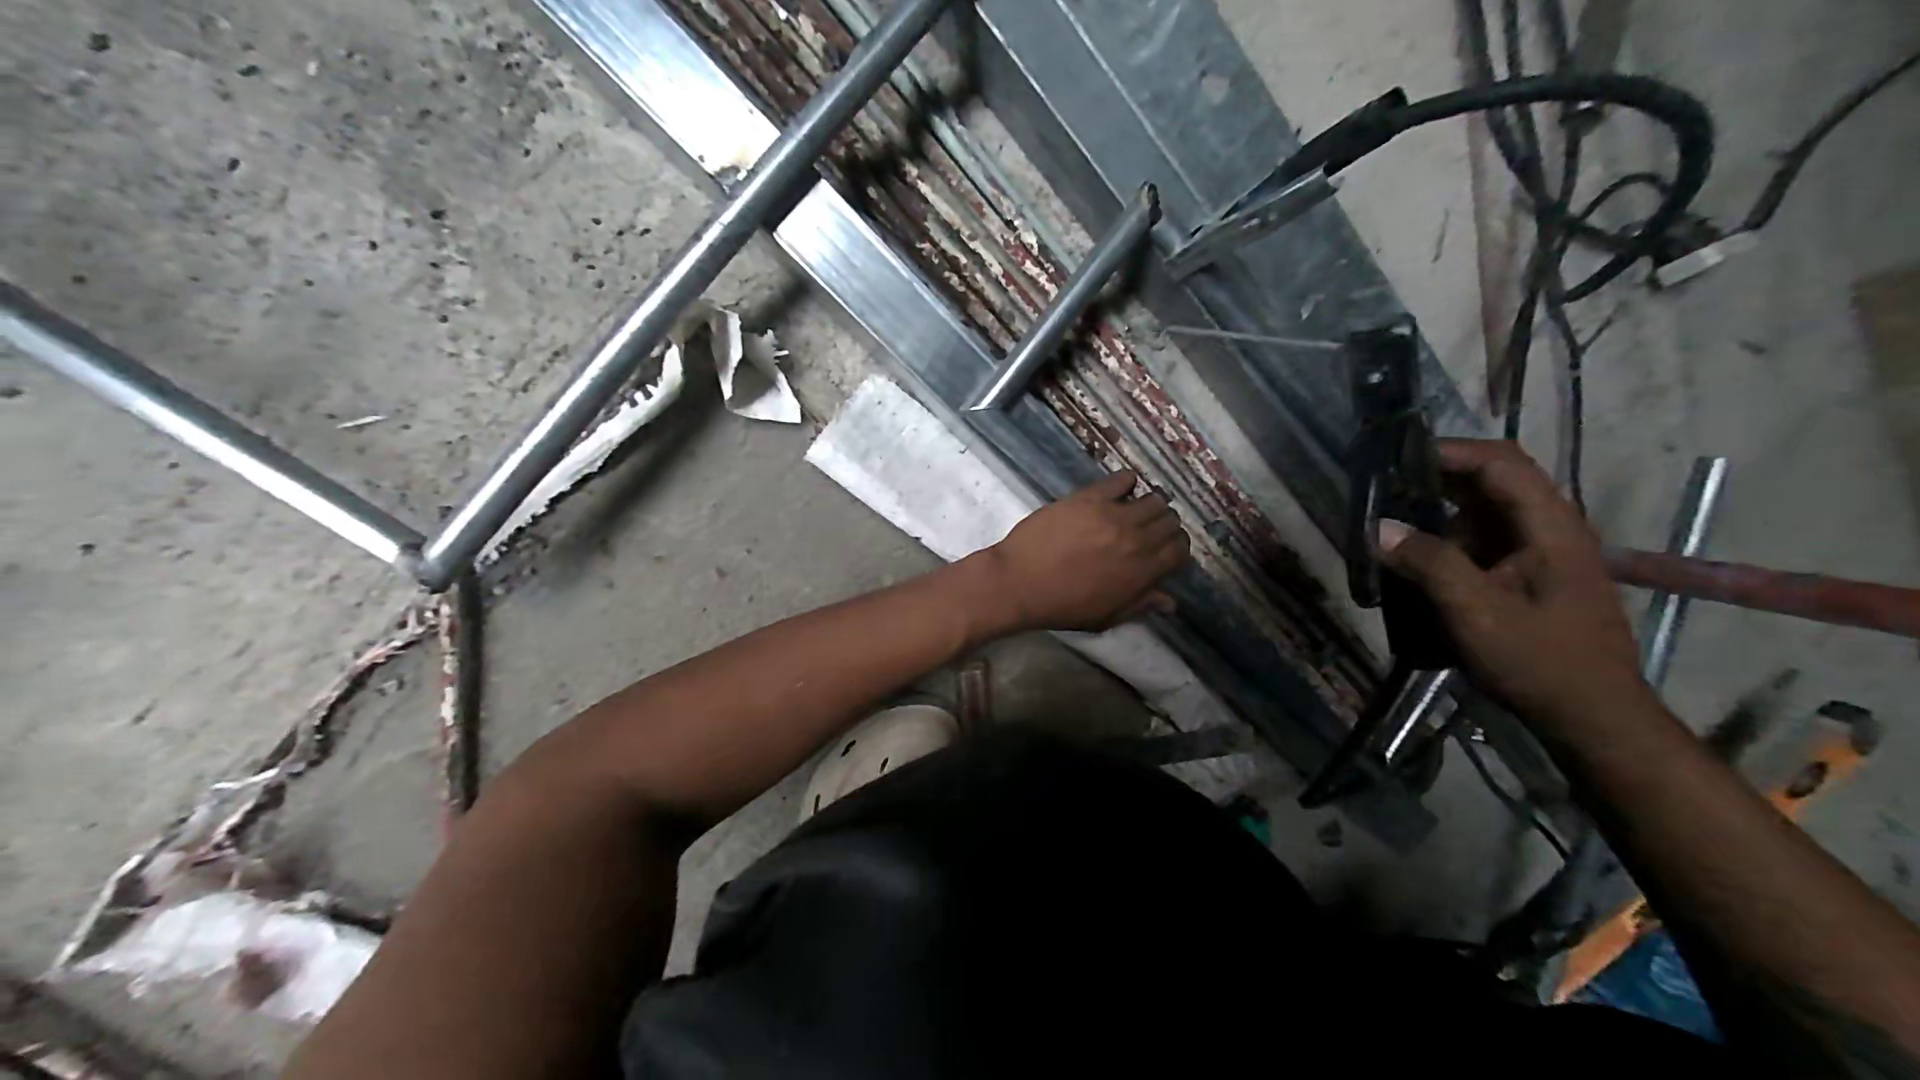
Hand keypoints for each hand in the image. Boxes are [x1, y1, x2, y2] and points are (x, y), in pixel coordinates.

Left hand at [976, 470, 1190, 632]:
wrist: (1019, 582)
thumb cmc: (1062, 606)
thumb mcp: (1106, 617)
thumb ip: (1141, 606)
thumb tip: (1170, 601)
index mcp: (1143, 572)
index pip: (1180, 550)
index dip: (1177, 549)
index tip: (1165, 550)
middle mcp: (1137, 540)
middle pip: (1170, 522)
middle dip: (1165, 527)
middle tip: (1149, 530)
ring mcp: (1114, 515)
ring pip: (1153, 500)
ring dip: (1150, 505)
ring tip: (1134, 510)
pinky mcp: (1089, 498)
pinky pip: (1121, 479)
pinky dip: (1126, 482)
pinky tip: (1119, 490)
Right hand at [1376, 439, 1652, 730]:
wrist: (1591, 716)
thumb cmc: (1540, 661)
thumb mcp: (1476, 613)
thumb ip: (1430, 564)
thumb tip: (1379, 528)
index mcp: (1550, 527)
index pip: (1500, 463)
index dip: (1449, 451)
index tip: (1395, 458)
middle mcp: (1547, 528)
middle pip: (1489, 482)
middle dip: (1434, 479)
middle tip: (1380, 486)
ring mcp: (1537, 552)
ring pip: (1479, 512)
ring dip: (1434, 512)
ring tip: (1386, 522)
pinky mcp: (1524, 574)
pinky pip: (1478, 541)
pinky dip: (1442, 540)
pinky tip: (1411, 558)